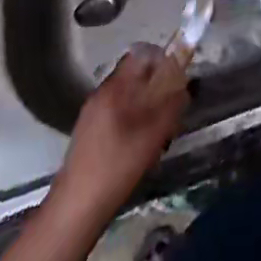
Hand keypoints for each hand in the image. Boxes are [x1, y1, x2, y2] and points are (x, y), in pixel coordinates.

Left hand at [55, 44, 187, 212]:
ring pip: (128, 95)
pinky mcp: (89, 131)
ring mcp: (92, 113)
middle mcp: (101, 94)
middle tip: (173, 107)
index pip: (140, 55)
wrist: (77, 205)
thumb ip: (172, 105)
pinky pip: (117, 111)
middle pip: (135, 75)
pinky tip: (141, 144)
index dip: (162, 59)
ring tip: (160, 131)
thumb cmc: (118, 165)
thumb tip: (184, 86)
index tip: (178, 76)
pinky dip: (134, 118)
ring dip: (147, 104)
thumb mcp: (154, 134)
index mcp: (115, 89)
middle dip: (158, 86)